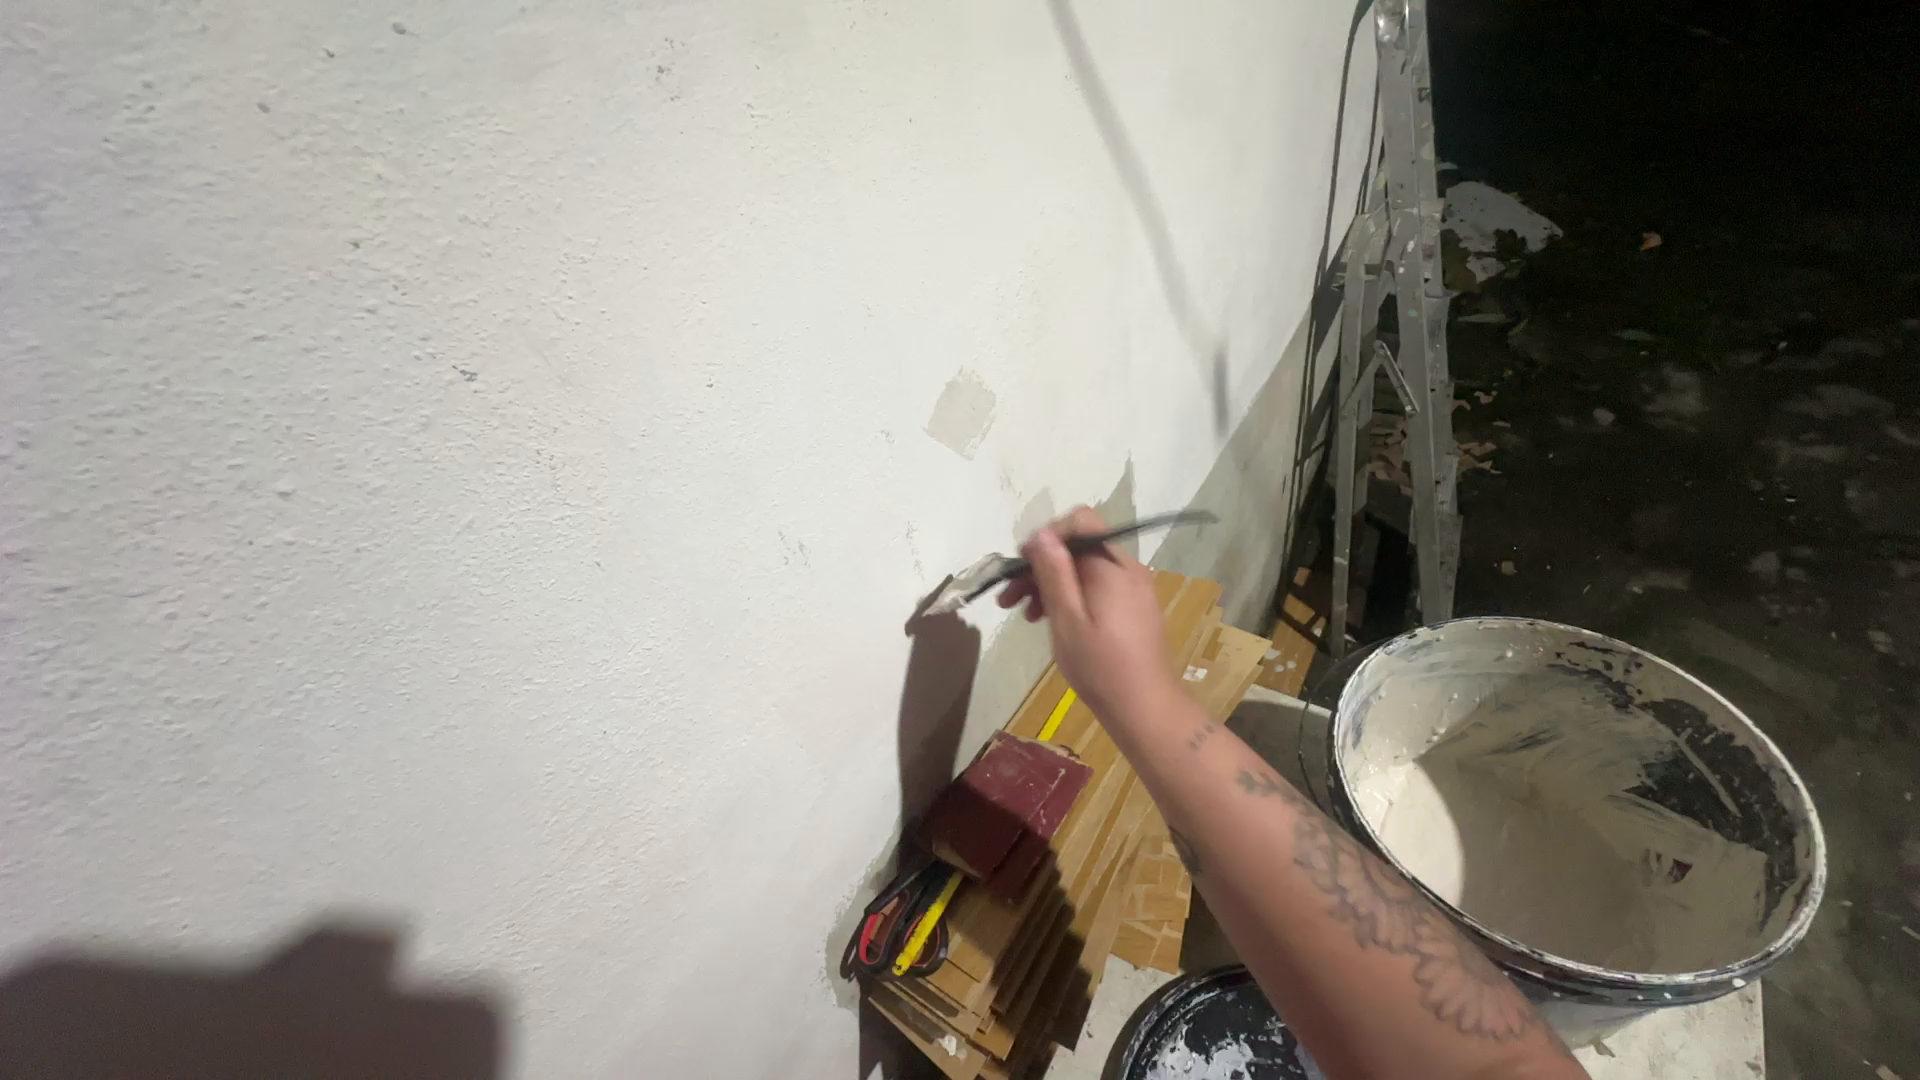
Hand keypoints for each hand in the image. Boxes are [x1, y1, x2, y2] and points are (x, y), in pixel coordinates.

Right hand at [997, 507, 1180, 723]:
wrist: (1145, 707)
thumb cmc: (1101, 666)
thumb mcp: (1067, 618)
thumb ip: (1054, 572)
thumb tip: (1040, 532)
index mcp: (1112, 566)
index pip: (1079, 522)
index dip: (1046, 537)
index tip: (1020, 567)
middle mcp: (1127, 568)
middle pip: (1078, 547)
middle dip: (1042, 565)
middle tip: (1010, 598)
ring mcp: (1133, 587)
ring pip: (1085, 568)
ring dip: (1052, 583)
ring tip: (1026, 615)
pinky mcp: (1133, 606)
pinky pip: (1097, 586)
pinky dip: (1072, 595)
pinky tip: (1052, 620)